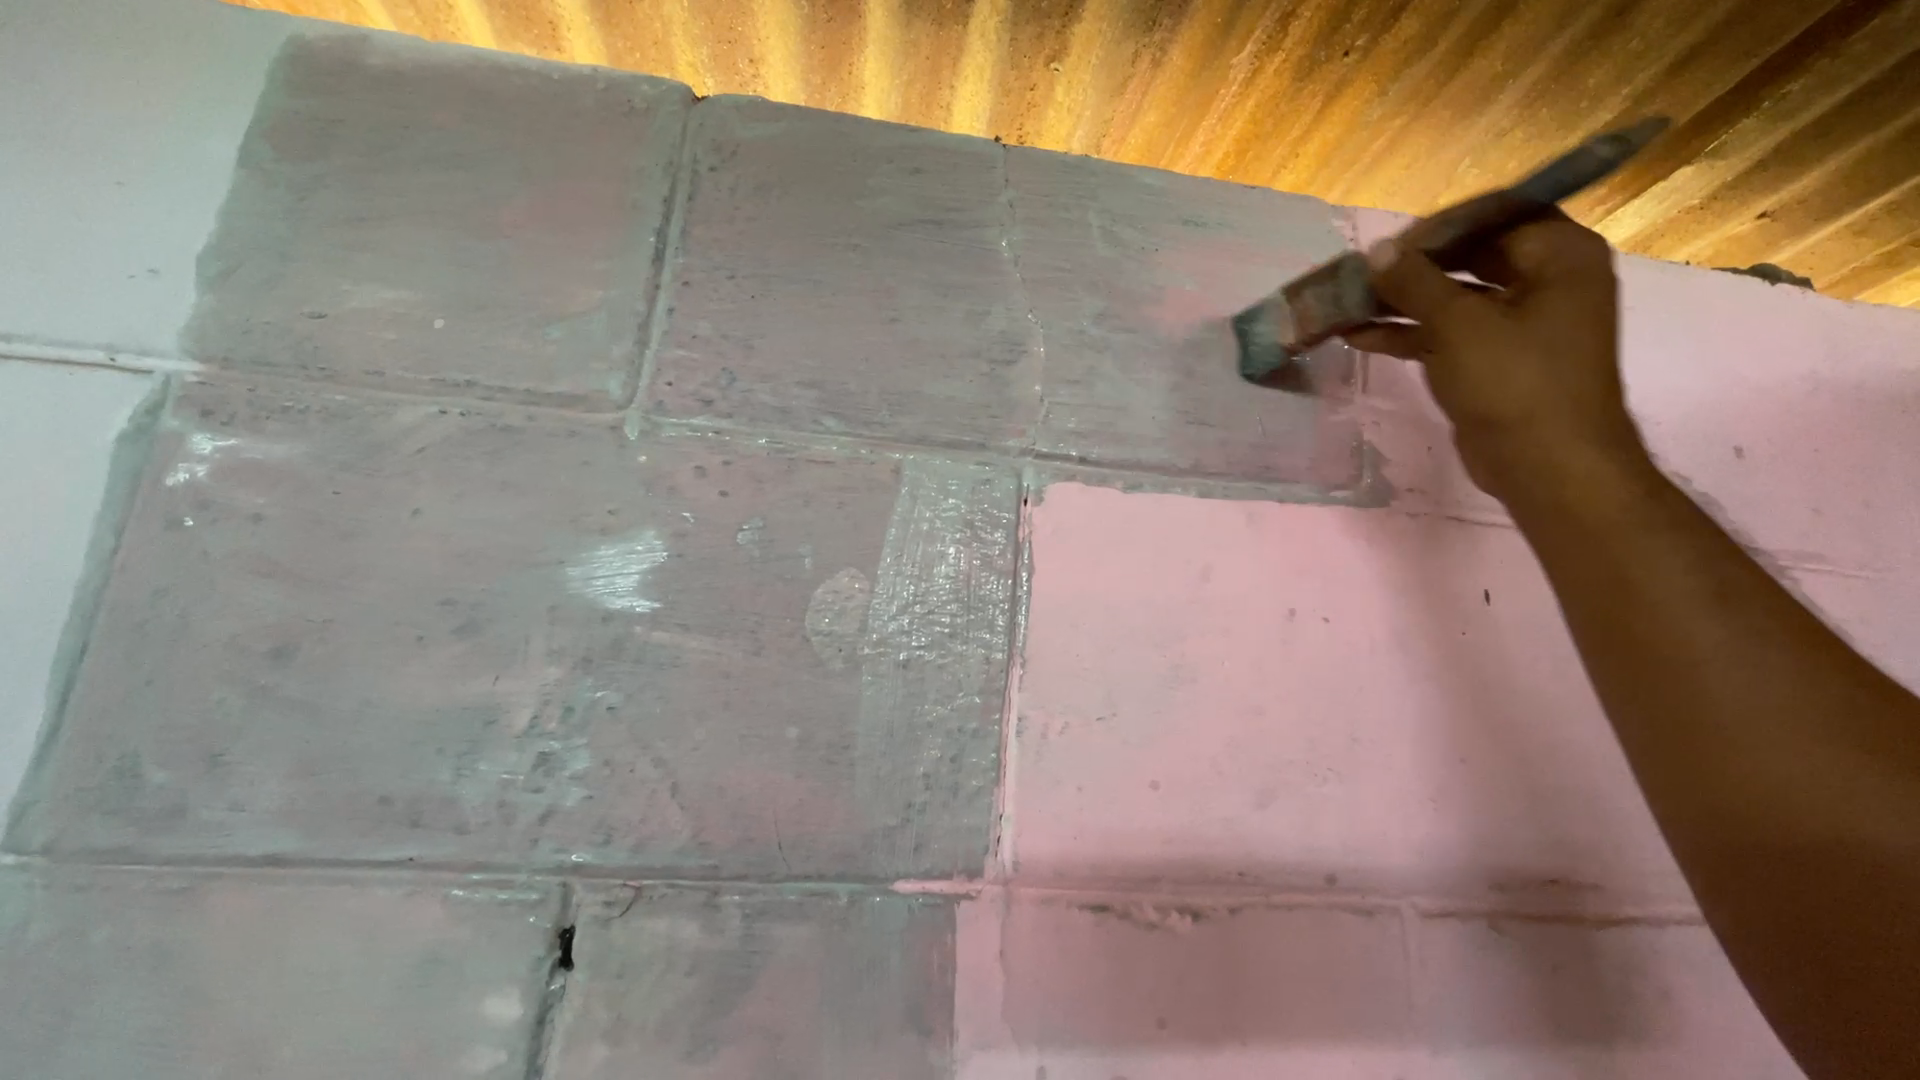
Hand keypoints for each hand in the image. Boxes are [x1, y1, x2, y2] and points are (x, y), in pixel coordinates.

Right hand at [1342, 213, 1654, 508]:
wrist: (1547, 463)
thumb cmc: (1515, 382)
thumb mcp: (1458, 324)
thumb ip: (1415, 282)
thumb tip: (1378, 251)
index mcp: (1560, 256)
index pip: (1495, 215)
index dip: (1439, 226)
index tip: (1389, 246)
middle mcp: (1546, 280)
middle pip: (1470, 255)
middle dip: (1412, 266)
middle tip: (1363, 274)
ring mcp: (1520, 322)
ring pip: (1453, 297)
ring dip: (1402, 301)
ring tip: (1349, 305)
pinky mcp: (1495, 359)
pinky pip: (1449, 332)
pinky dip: (1410, 332)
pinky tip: (1360, 336)